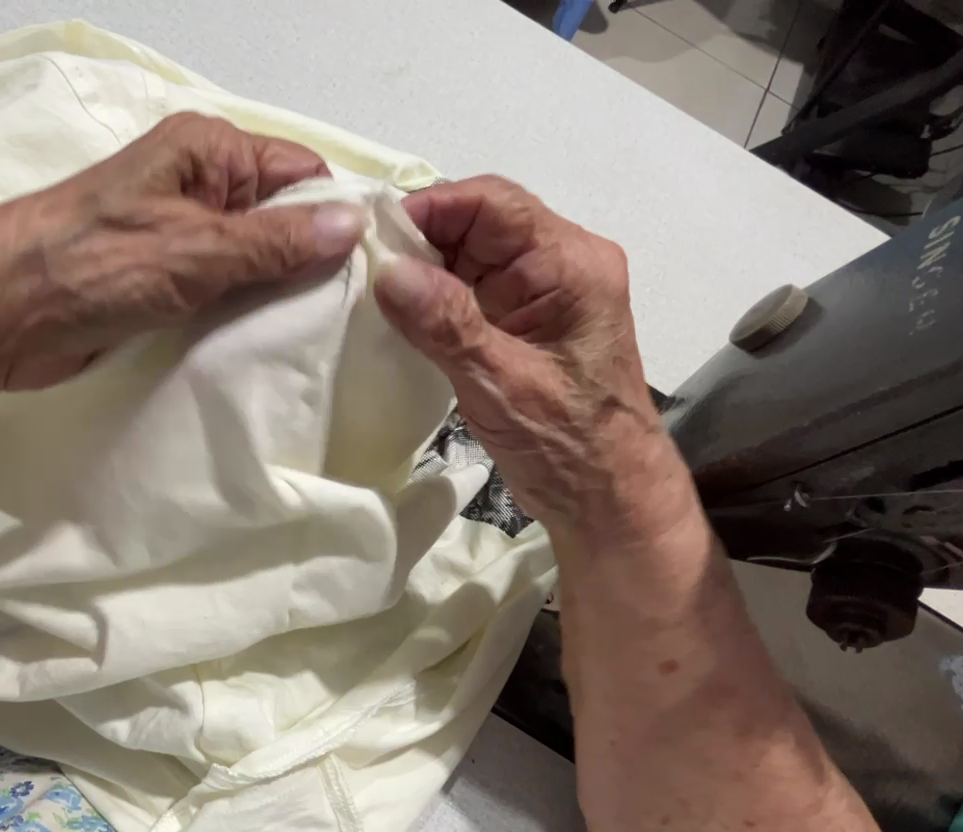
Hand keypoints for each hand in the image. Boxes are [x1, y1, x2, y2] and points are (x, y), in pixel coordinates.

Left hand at [0, 113, 365, 391]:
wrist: (4, 315)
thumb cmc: (94, 265)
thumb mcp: (195, 248)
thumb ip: (274, 243)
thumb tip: (351, 225)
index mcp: (207, 154)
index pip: (298, 174)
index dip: (333, 216)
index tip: (368, 270)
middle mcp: (196, 192)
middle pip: (277, 223)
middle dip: (308, 264)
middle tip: (348, 319)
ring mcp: (177, 244)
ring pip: (248, 267)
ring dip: (273, 300)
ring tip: (317, 340)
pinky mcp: (160, 290)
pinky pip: (217, 300)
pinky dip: (239, 321)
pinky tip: (268, 349)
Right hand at [372, 177, 692, 543]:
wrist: (604, 497)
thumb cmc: (567, 444)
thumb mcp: (502, 383)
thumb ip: (447, 325)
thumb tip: (387, 271)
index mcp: (570, 265)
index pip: (493, 204)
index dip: (429, 209)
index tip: (370, 238)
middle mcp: (558, 266)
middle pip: (478, 225)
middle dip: (418, 241)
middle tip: (358, 269)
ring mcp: (538, 296)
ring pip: (468, 259)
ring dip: (419, 272)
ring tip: (367, 292)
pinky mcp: (520, 324)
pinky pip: (467, 293)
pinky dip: (429, 301)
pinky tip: (395, 319)